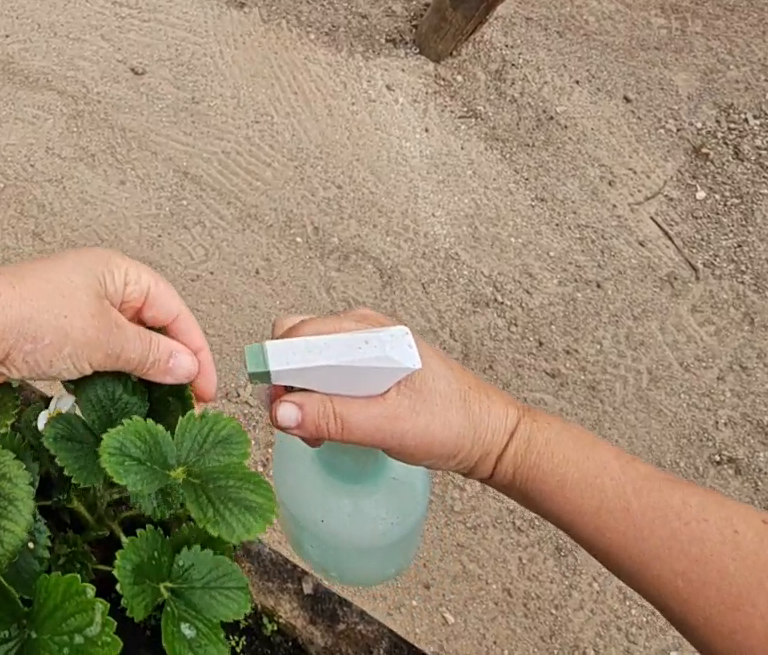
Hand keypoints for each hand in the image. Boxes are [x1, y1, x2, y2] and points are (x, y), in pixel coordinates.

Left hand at [0, 249, 217, 401]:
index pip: (172, 307)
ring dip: (140, 371)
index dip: (195, 348)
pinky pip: (95, 350)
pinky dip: (109, 373)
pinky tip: (114, 398)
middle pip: (150, 321)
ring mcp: (73, 306)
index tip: (207, 391)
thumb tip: (187, 366)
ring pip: (122, 339)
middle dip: (170, 361)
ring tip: (154, 407)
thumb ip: (152, 354)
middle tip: (186, 405)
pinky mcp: (53, 330)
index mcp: (117, 271)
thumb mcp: (105, 341)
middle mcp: (97, 282)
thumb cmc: (35, 321)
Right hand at [268, 310, 525, 481]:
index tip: (276, 405)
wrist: (491, 437)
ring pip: (304, 356)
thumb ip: (333, 418)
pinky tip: (332, 422)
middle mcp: (359, 329)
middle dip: (284, 379)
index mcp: (367, 331)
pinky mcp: (364, 364)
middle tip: (297, 419)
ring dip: (299, 391)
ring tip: (319, 429)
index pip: (297, 335)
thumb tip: (280, 413)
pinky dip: (315, 395)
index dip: (277, 369)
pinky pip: (322, 369)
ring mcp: (361, 344)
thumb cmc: (452, 425)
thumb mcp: (390, 426)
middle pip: (293, 340)